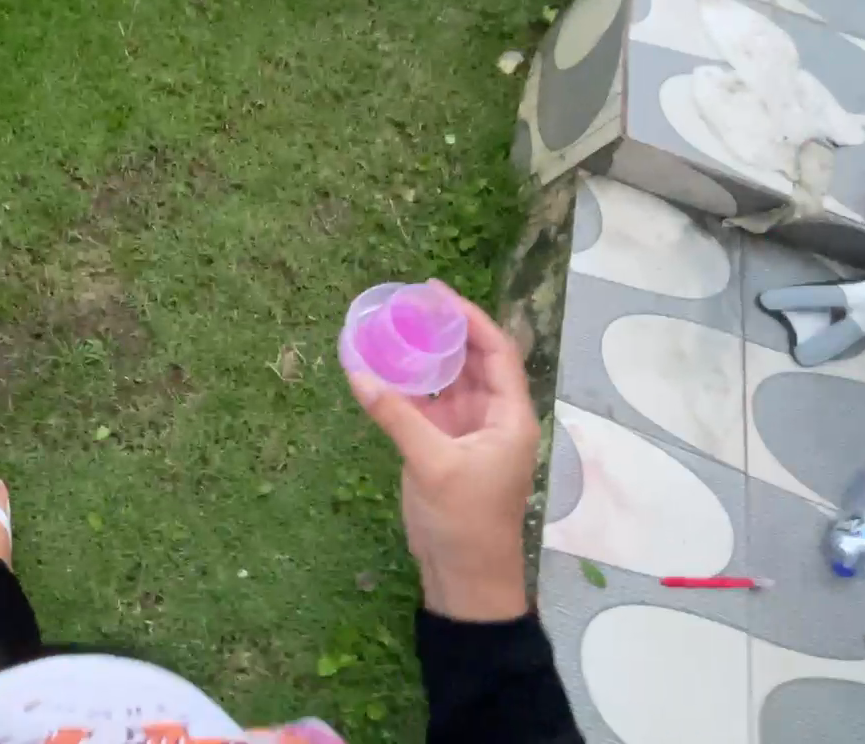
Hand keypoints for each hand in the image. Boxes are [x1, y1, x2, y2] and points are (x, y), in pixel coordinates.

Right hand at [349, 291, 538, 621]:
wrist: (463, 572)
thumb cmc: (466, 519)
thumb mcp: (433, 463)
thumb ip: (396, 415)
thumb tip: (356, 370)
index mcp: (508, 416)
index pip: (496, 353)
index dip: (470, 318)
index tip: (435, 292)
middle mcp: (490, 416)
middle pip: (472, 359)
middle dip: (444, 328)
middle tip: (407, 301)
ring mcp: (463, 429)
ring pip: (446, 378)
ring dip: (424, 352)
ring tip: (392, 323)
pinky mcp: (438, 442)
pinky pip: (422, 400)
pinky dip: (404, 381)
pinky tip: (379, 364)